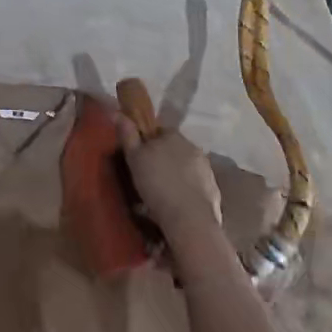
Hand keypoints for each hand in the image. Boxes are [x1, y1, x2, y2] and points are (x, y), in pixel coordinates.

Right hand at [117, 116, 223, 248]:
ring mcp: (206, 169)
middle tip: (148, 176)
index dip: (148, 142)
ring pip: (186, 167)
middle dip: (164, 158)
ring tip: (162, 194)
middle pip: (175, 148)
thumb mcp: (134, 158)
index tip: (139, 156)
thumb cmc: (156, 184)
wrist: (189, 218)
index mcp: (173, 136)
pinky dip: (187, 191)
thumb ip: (127, 135)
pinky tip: (176, 204)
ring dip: (176, 175)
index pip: (160, 131)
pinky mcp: (213, 189)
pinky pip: (195, 185)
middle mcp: (193, 147)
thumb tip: (118, 113)